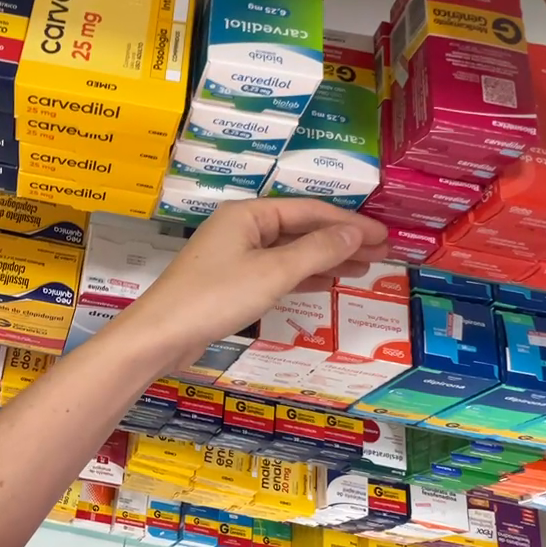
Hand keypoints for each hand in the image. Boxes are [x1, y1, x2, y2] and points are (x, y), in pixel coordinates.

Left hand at [107, 198, 388, 368]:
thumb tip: (355, 234)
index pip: (309, 210)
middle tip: (384, 254)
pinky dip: (302, 276)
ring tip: (364, 269)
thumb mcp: (272, 273)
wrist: (160, 336)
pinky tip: (327, 283)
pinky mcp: (229, 283)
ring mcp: (233, 257)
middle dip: (341, 240)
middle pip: (300, 229)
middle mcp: (240, 229)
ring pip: (289, 252)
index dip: (350, 223)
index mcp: (247, 215)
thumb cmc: (215, 298)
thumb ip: (316, 251)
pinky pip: (275, 272)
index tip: (385, 235)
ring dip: (326, 259)